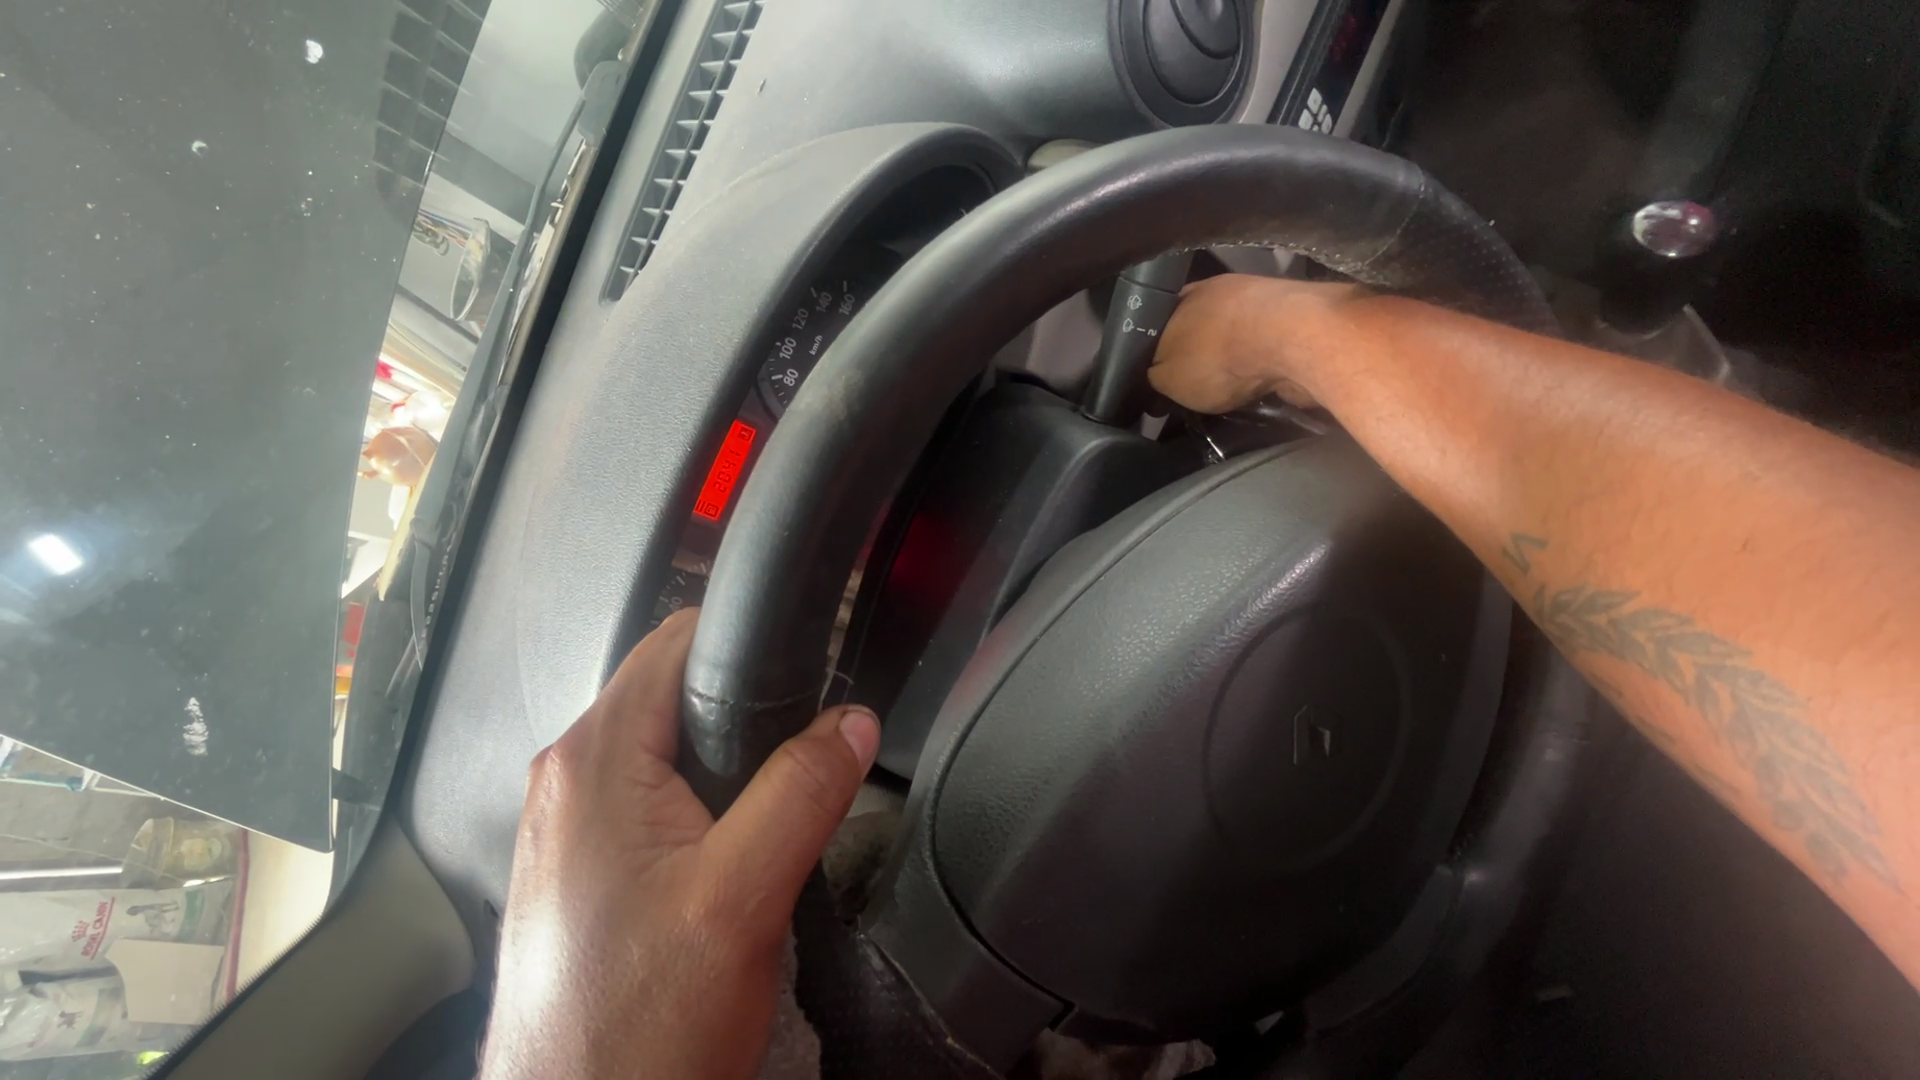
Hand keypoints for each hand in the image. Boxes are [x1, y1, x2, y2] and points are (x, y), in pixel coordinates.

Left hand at [481, 609, 880, 1079]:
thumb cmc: (638, 1027)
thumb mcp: (741, 898)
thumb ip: (802, 793)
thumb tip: (855, 722)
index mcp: (594, 758)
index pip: (674, 641)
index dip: (744, 637)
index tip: (805, 661)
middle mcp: (568, 775)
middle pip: (672, 687)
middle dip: (744, 698)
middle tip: (806, 739)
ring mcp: (570, 820)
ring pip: (667, 739)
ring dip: (727, 748)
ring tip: (780, 790)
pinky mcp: (585, 858)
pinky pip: (652, 787)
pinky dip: (702, 790)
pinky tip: (737, 835)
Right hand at [1148, 274, 1368, 412]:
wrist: (1294, 339)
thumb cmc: (1217, 356)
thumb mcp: (1166, 379)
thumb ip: (1155, 378)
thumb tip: (1154, 378)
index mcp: (1182, 297)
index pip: (1159, 325)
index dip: (1156, 355)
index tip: (1161, 381)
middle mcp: (1219, 291)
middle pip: (1199, 329)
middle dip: (1198, 357)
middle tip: (1196, 389)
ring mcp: (1260, 299)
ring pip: (1235, 337)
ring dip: (1233, 361)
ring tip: (1232, 391)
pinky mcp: (1293, 317)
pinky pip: (1266, 346)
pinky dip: (1262, 365)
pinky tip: (1261, 384)